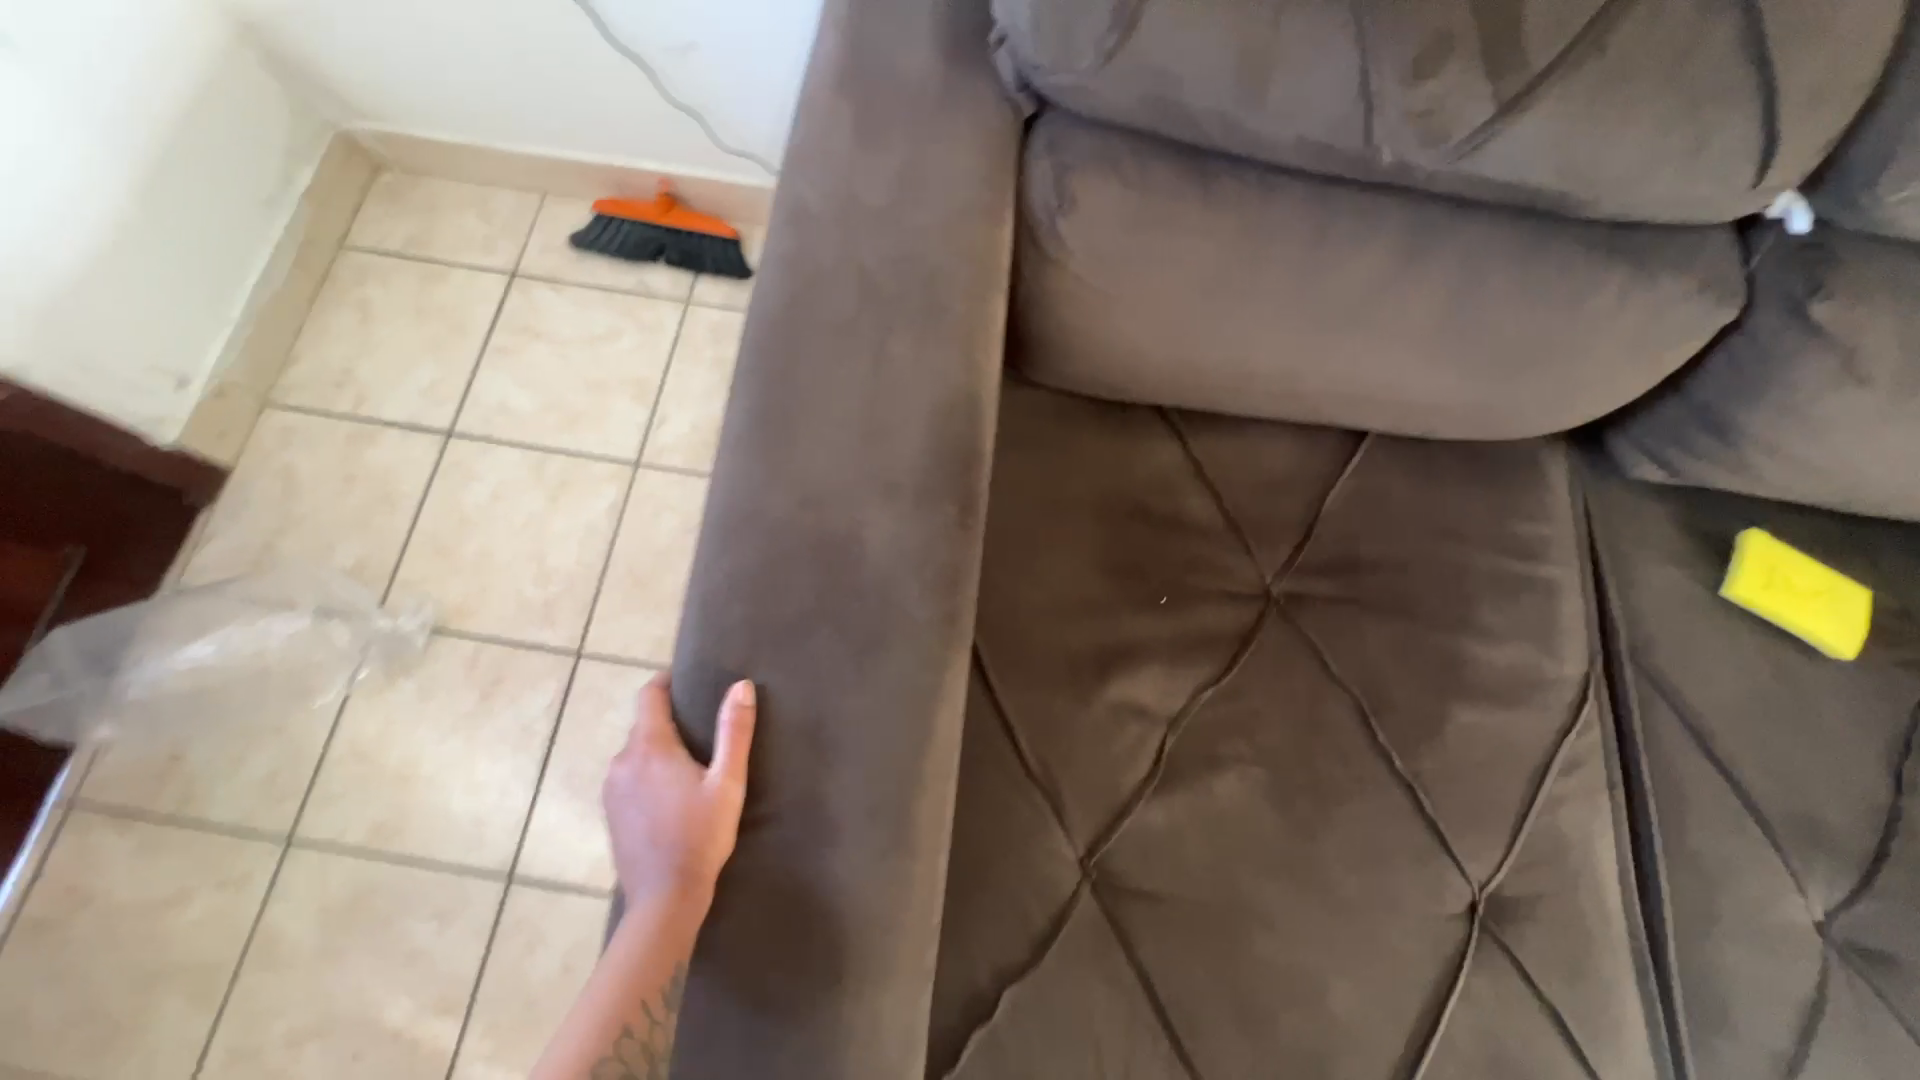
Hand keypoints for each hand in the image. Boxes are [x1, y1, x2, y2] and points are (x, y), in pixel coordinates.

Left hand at [603, 674, 755, 908]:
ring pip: (637, 752)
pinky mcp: (611, 811)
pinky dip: (649, 772)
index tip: (690, 679)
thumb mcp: (727, 783)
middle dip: (671, 718)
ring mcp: (612, 788)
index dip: (668, 681)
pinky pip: (630, 776)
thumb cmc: (701, 837)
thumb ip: (734, 732)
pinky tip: (673, 794)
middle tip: (705, 727)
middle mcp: (622, 761)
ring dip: (660, 749)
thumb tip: (742, 686)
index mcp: (650, 747)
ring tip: (692, 763)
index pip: (649, 695)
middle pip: (645, 724)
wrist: (664, 899)